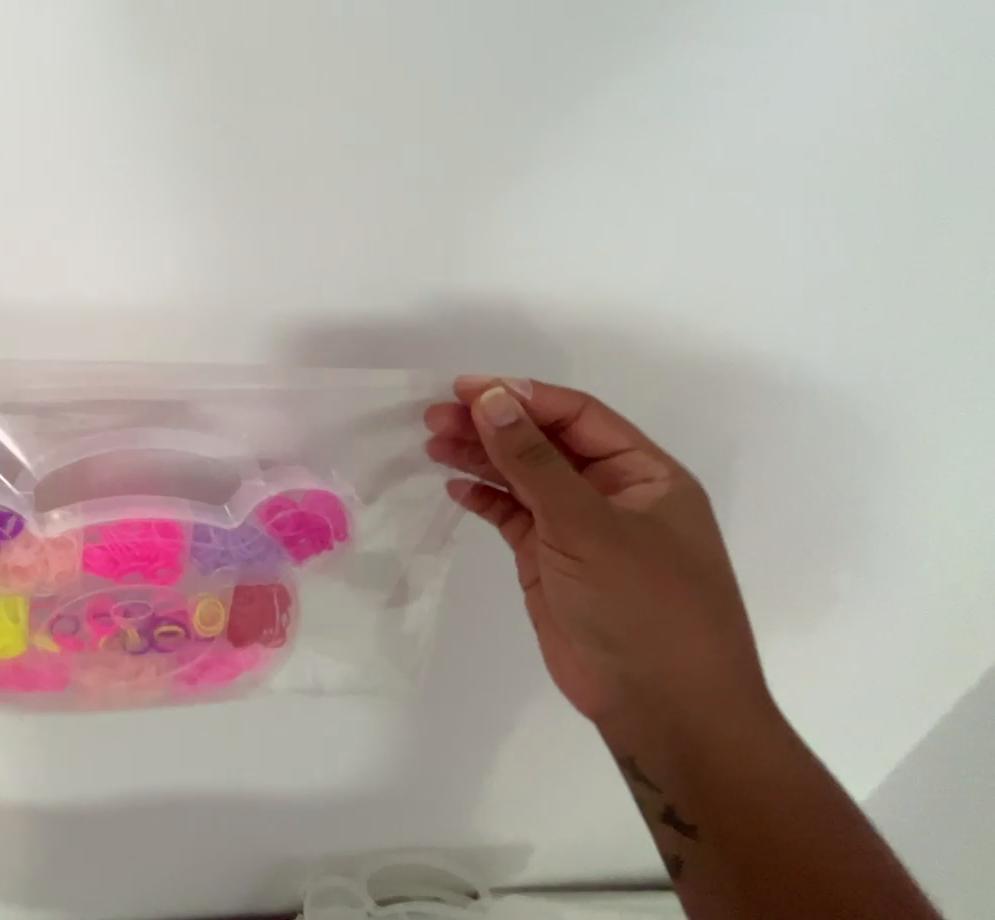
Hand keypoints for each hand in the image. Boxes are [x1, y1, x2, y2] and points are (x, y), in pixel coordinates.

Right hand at [424, 377, 769, 727]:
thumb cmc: (642, 605)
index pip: (576, 416)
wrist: (661, 705)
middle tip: (433, 418)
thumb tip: (490, 399)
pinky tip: (456, 488)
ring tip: (432, 444)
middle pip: (543, 443)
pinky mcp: (551, 560)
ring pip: (523, 477)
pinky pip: (513, 515)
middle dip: (491, 426)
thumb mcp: (586, 525)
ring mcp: (580, 528)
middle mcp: (611, 494)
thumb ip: (533, 461)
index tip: (463, 390)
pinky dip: (484, 499)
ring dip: (481, 458)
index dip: (520, 396)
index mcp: (644, 474)